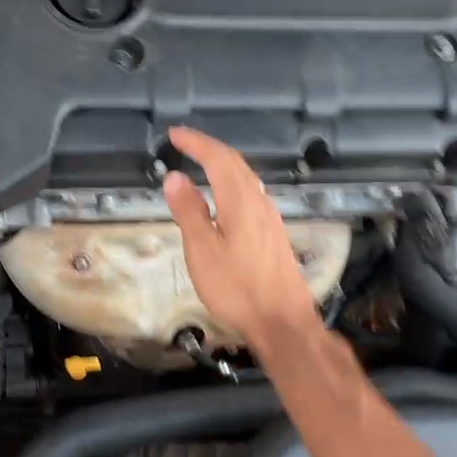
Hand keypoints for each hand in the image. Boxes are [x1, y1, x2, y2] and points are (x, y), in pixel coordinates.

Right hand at [163, 126, 321, 350]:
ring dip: (223, 165)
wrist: (281, 321)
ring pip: (246, 179)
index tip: (175, 134)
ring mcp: (271, 218)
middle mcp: (260, 203)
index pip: (218, 159)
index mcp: (240, 202)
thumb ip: (189, 212)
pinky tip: (225, 197)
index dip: (196, 143)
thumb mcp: (202, 252)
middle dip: (210, 149)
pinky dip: (233, 183)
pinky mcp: (274, 234)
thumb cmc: (236, 288)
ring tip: (202, 163)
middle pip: (236, 164)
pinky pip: (251, 195)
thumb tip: (175, 177)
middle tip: (185, 143)